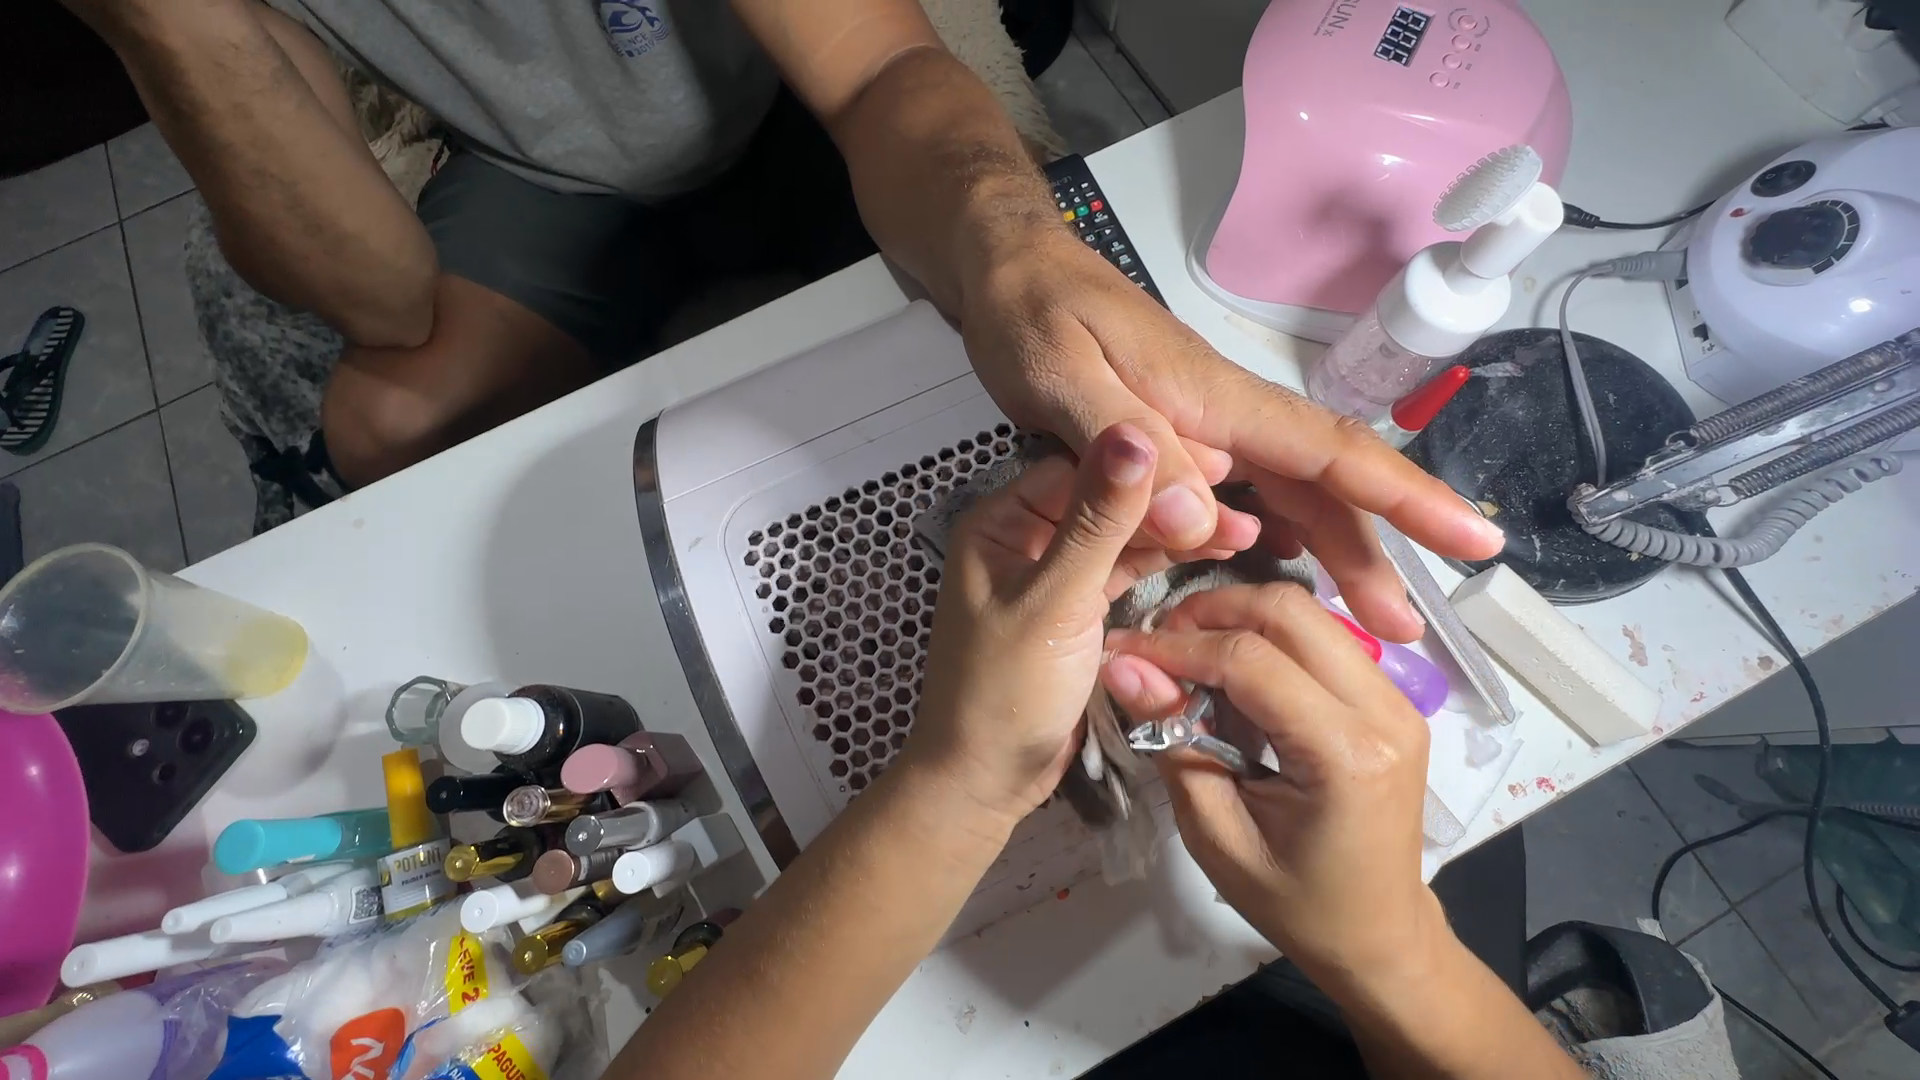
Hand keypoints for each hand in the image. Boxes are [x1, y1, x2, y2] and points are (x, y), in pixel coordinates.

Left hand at [908, 423, 1229, 825]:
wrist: (989, 778)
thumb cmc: (1007, 689)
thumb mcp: (1054, 601)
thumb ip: (1097, 520)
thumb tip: (1133, 428)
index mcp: (1001, 520)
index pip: (1080, 468)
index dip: (1146, 462)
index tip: (1215, 461)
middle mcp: (1026, 536)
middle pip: (1106, 500)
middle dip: (1170, 501)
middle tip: (1241, 496)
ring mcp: (1054, 572)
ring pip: (1122, 536)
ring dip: (1176, 533)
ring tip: (1245, 528)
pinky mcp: (1078, 607)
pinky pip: (1124, 571)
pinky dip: (1163, 564)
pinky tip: (1212, 553)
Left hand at [958, 229, 1504, 641]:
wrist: (1010, 275)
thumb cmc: (1030, 317)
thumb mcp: (1063, 380)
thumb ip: (1125, 448)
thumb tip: (1198, 523)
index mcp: (1209, 400)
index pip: (1327, 449)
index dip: (1403, 497)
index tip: (1473, 541)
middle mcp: (1219, 414)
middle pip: (1317, 484)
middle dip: (1371, 550)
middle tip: (1407, 627)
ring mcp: (1199, 424)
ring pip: (1282, 491)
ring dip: (1328, 546)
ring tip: (1360, 611)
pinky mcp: (1171, 435)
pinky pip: (1235, 489)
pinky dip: (1267, 527)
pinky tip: (1278, 560)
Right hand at [1099, 583, 1445, 987]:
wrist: (1379, 934)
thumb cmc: (1293, 900)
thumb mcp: (1214, 834)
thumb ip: (1172, 742)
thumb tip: (1122, 666)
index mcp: (1346, 756)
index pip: (1249, 662)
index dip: (1176, 648)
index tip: (1123, 649)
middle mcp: (1385, 711)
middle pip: (1288, 611)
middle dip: (1210, 610)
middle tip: (1159, 641)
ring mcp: (1398, 698)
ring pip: (1307, 611)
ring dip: (1237, 615)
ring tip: (1188, 649)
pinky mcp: (1391, 696)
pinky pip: (1321, 634)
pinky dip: (1266, 633)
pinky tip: (1231, 664)